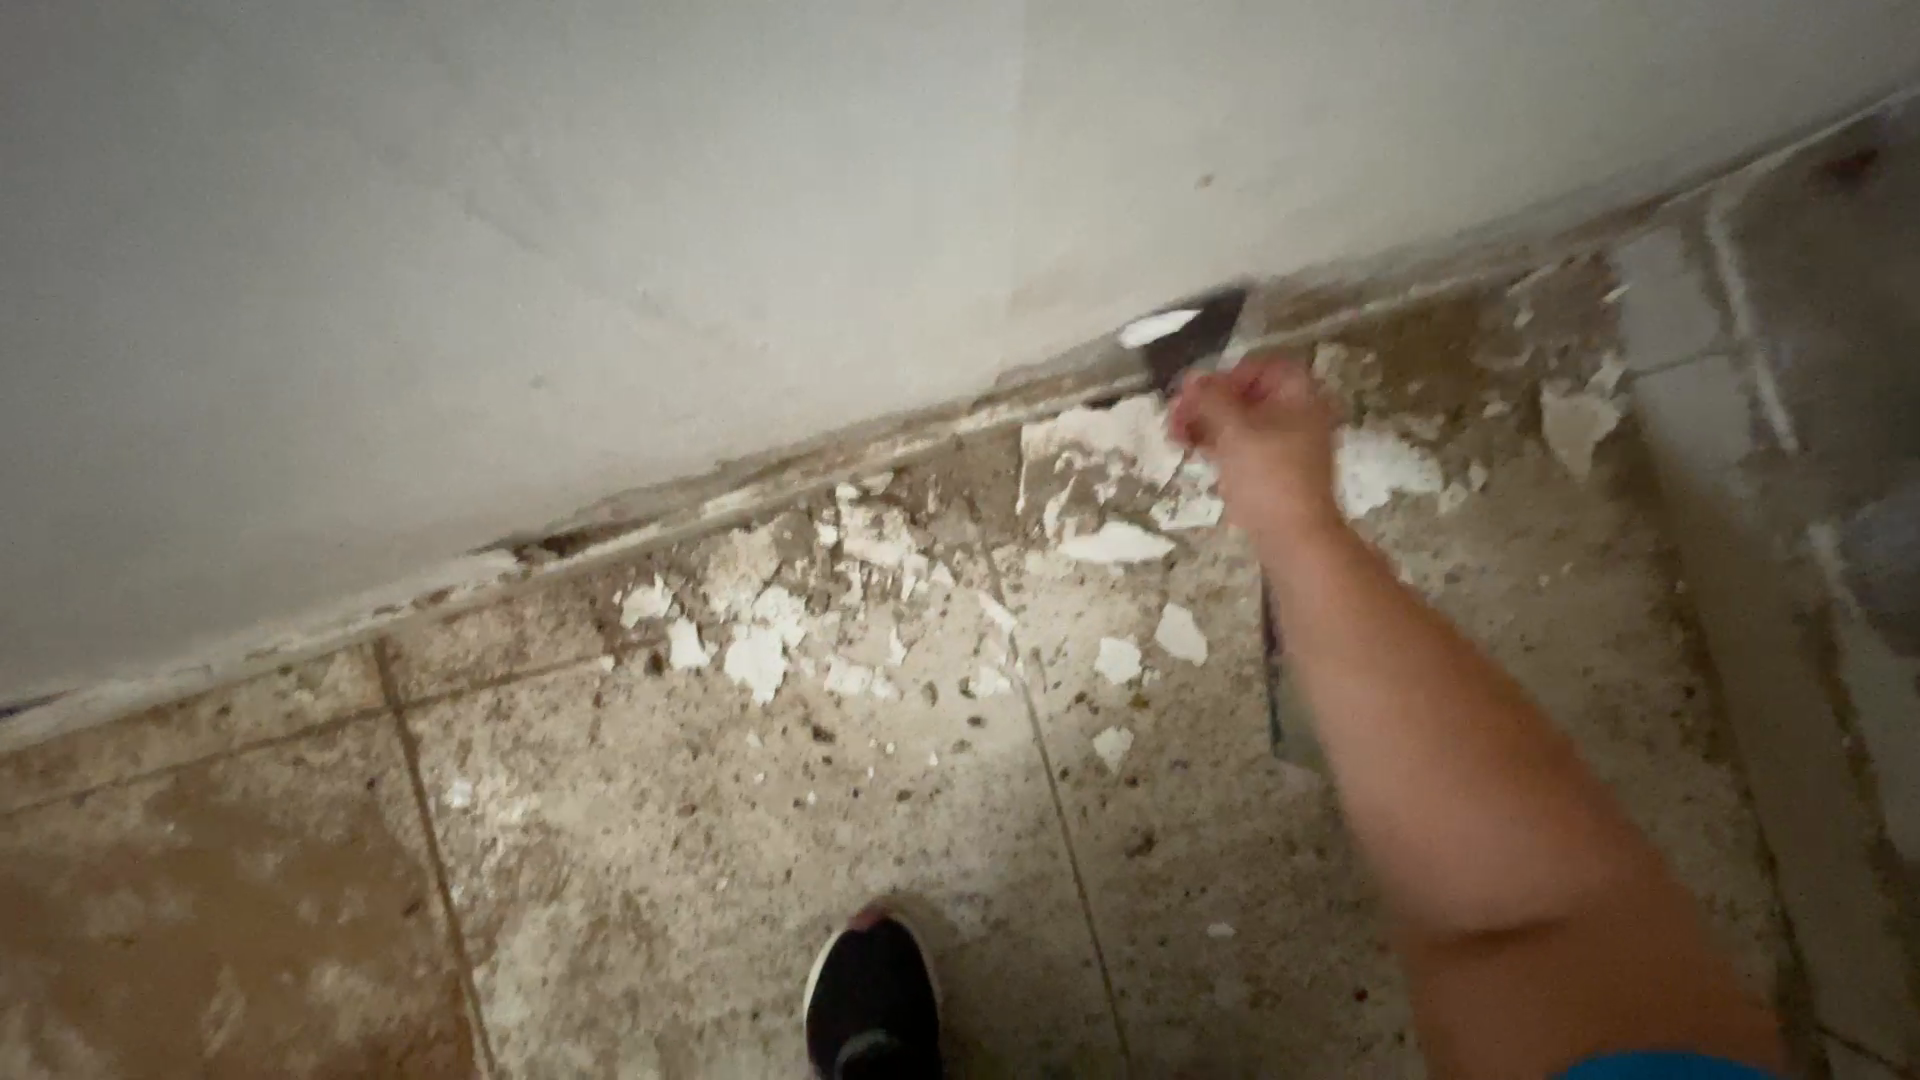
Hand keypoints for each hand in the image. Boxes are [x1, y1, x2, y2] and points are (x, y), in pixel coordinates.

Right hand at [1167, 352, 1343, 551]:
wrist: (1292, 535)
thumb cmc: (1267, 476)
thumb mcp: (1235, 430)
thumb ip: (1211, 398)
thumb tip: (1192, 377)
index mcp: (1299, 397)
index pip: (1265, 366)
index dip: (1230, 373)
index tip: (1202, 392)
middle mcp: (1294, 415)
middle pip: (1246, 394)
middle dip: (1208, 400)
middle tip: (1175, 412)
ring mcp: (1282, 444)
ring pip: (1238, 421)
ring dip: (1204, 421)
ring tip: (1173, 433)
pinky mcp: (1268, 470)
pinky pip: (1239, 445)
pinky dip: (1214, 442)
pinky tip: (1188, 448)